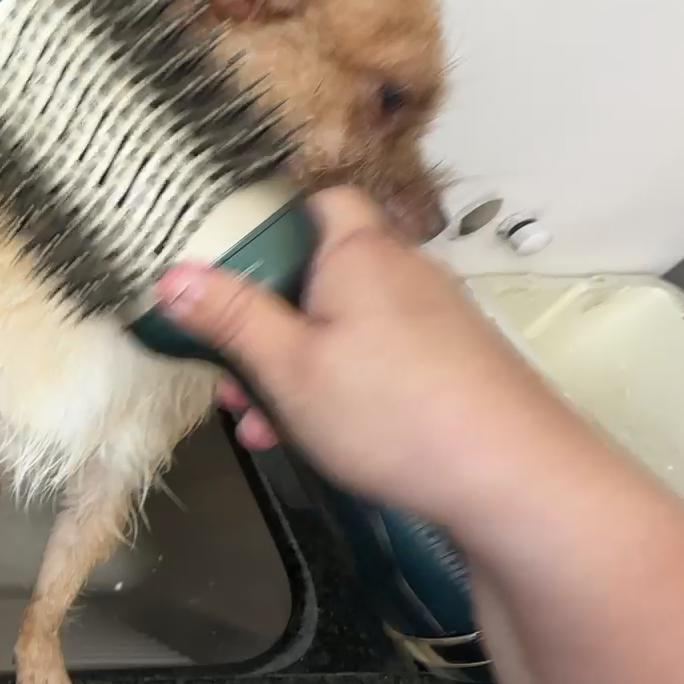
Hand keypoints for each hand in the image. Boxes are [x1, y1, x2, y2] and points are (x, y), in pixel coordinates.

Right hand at [155, 188, 585, 525]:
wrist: (512, 481)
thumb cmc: (386, 411)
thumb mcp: (286, 366)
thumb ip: (228, 316)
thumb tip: (171, 275)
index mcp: (360, 256)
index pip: (317, 201)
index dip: (266, 221)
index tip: (220, 262)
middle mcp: (398, 274)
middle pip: (310, 274)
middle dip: (256, 321)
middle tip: (223, 367)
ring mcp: (424, 320)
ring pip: (329, 325)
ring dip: (281, 365)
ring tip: (254, 419)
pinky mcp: (438, 362)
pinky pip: (361, 357)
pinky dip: (323, 384)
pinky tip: (298, 433)